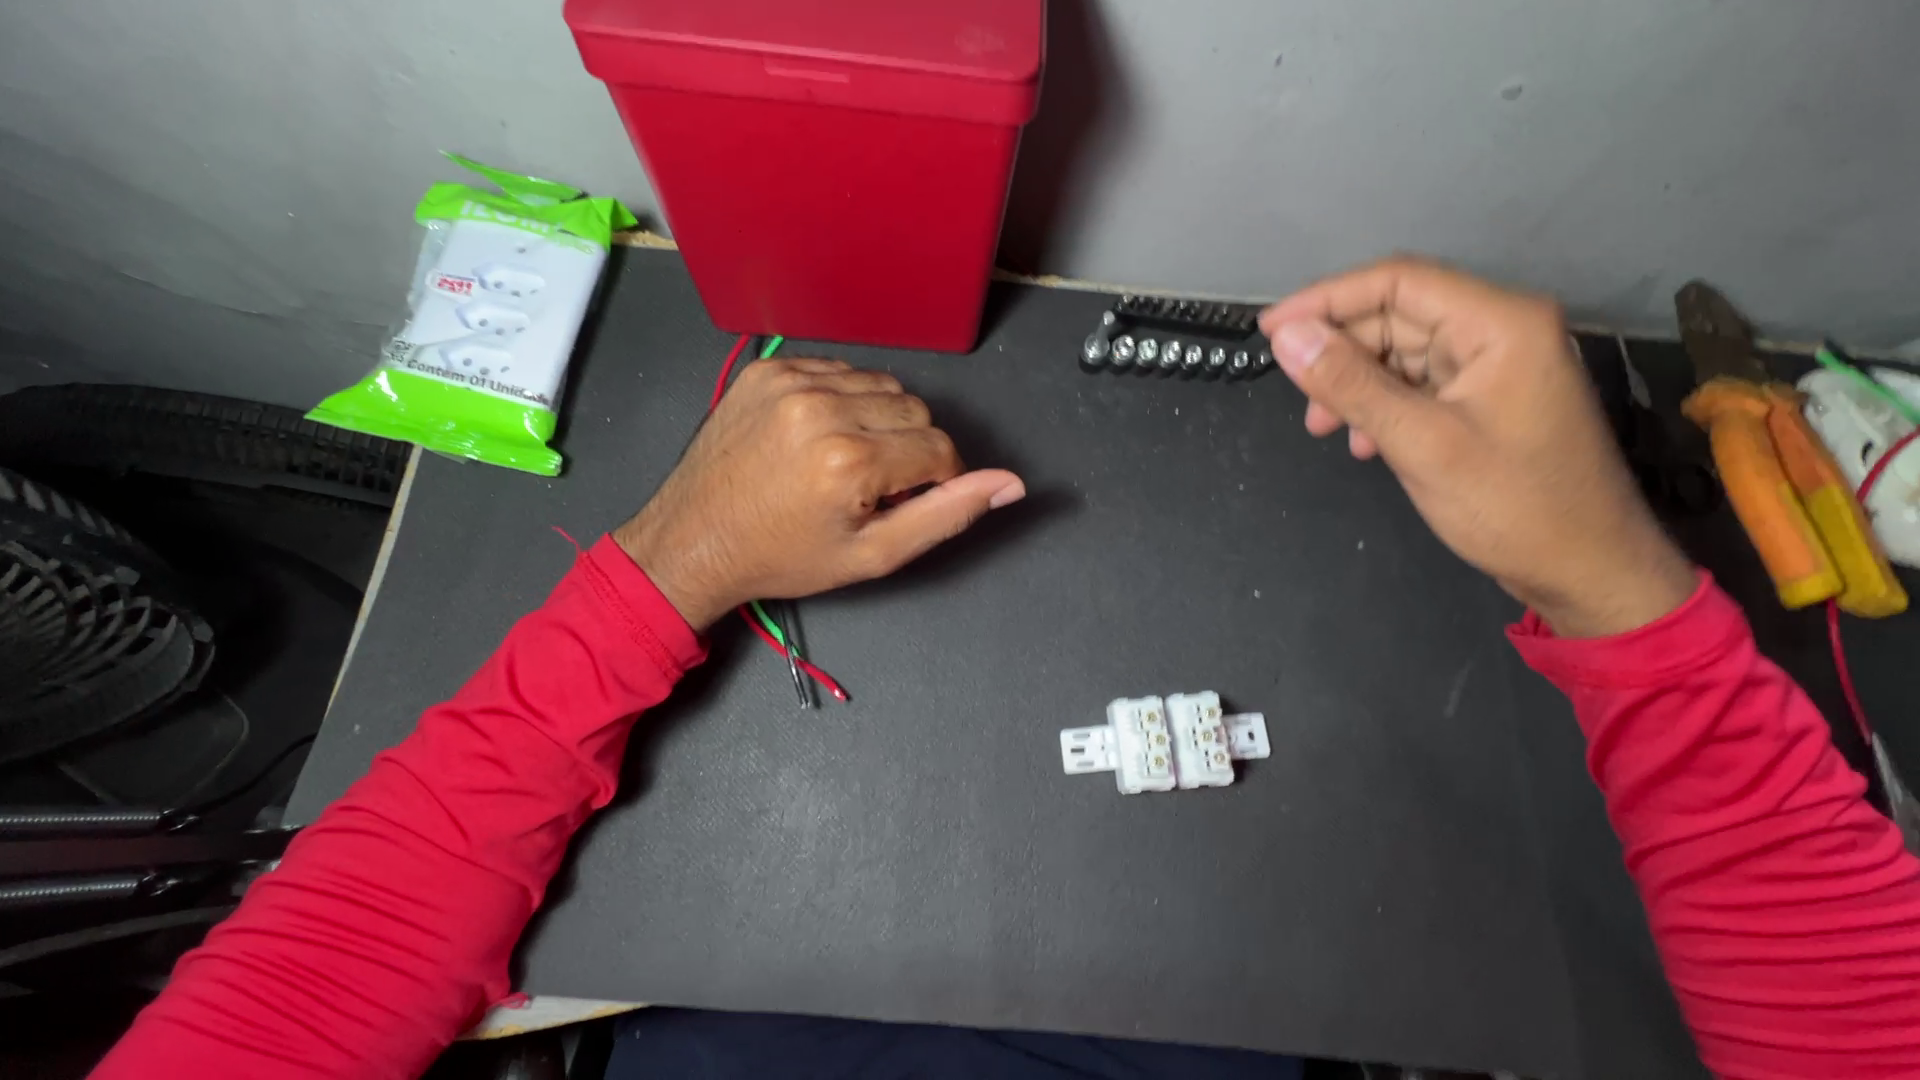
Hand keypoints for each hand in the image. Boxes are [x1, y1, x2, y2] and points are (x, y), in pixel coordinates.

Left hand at [614, 358, 1025, 630]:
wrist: (695, 539)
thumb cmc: (787, 557)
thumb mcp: (872, 555)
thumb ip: (946, 515)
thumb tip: (1011, 484)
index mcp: (849, 461)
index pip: (939, 450)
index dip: (935, 479)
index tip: (903, 500)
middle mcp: (822, 408)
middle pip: (915, 411)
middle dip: (908, 449)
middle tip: (871, 486)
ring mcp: (791, 381)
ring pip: (882, 386)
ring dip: (880, 420)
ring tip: (845, 458)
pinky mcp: (769, 368)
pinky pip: (840, 370)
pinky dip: (845, 399)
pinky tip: (820, 434)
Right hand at [1259, 257, 1694, 637]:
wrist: (1586, 569)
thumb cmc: (1512, 505)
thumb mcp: (1420, 443)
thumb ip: (1351, 385)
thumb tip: (1287, 339)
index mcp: (1498, 323)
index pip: (1396, 283)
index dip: (1325, 300)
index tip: (1270, 331)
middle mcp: (1498, 329)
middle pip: (1395, 316)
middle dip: (1338, 353)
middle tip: (1297, 398)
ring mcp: (1493, 364)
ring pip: (1398, 352)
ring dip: (1353, 385)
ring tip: (1325, 428)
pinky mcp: (1483, 397)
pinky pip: (1415, 384)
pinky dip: (1379, 406)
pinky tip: (1362, 442)